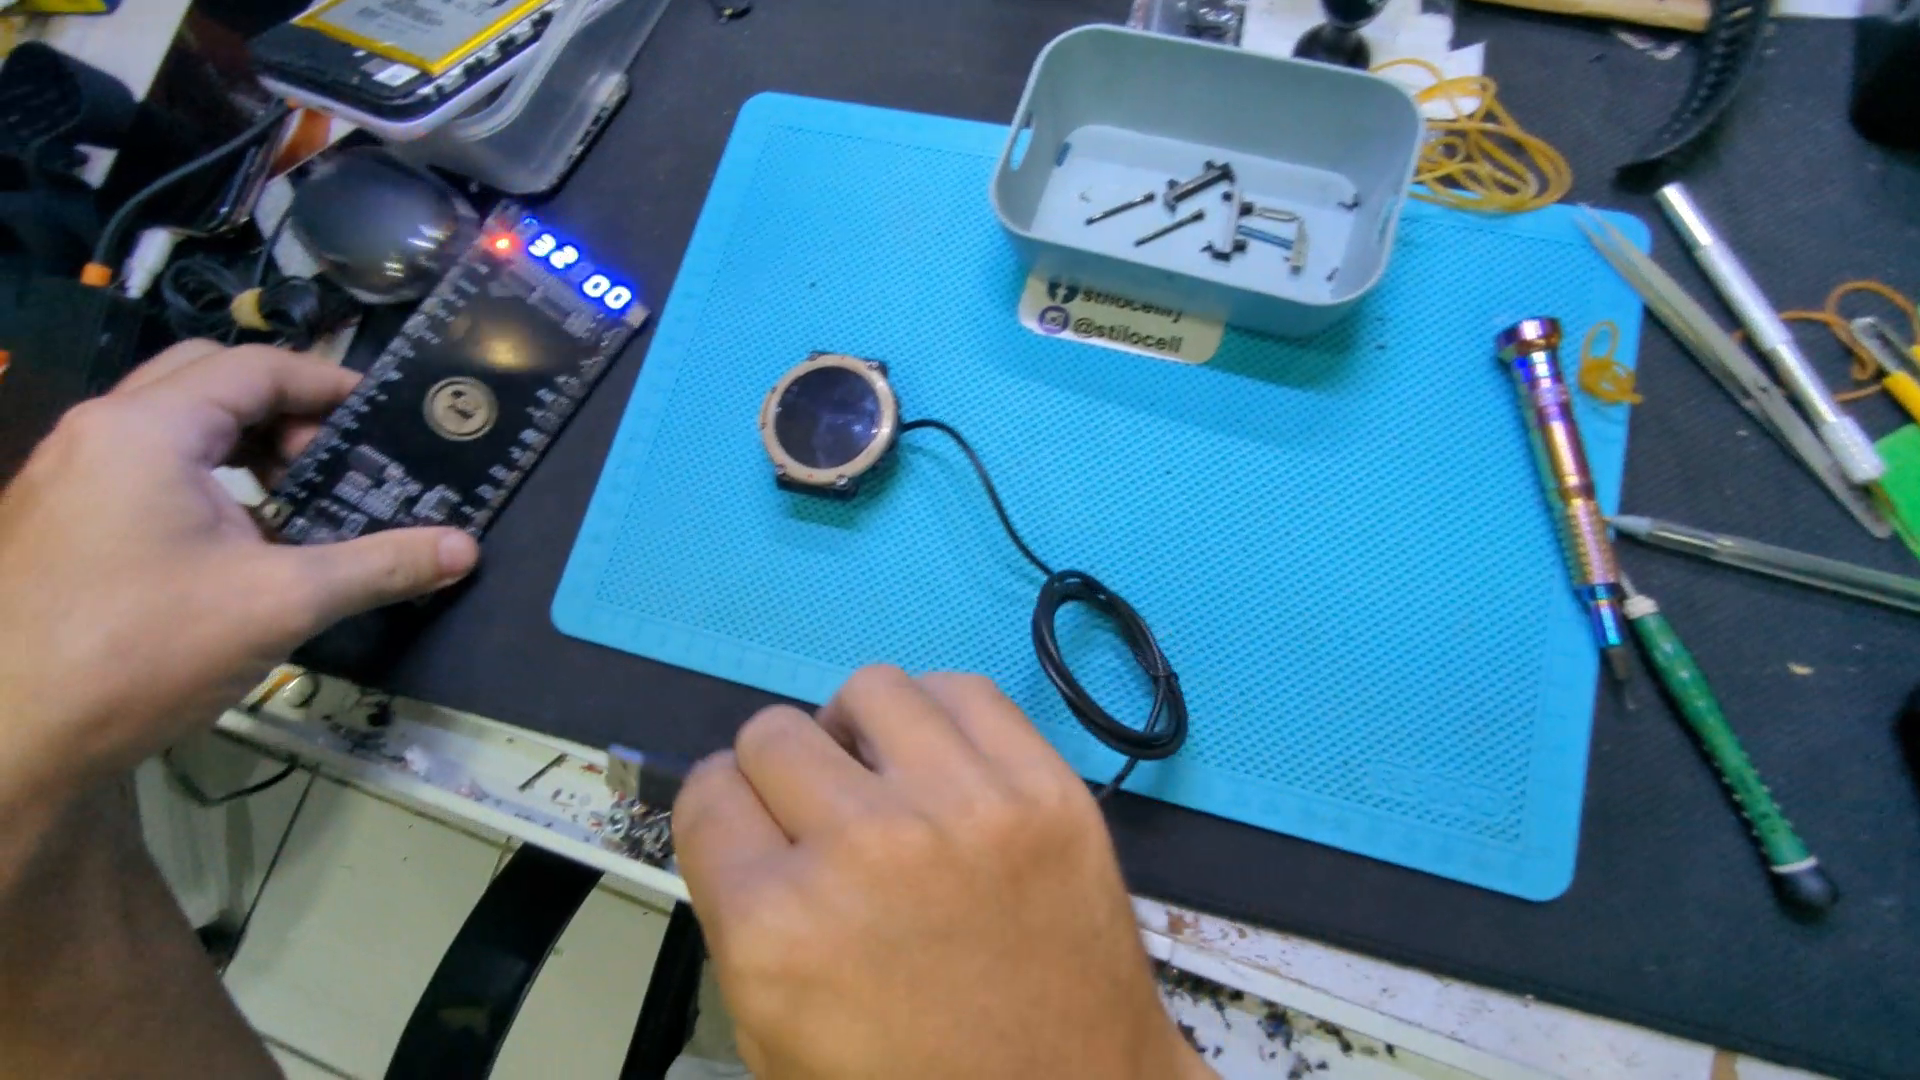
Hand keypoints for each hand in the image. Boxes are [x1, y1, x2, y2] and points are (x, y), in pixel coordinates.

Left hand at [0, 342, 478, 807]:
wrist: (2, 742)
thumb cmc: (140, 650)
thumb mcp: (284, 602)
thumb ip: (383, 565)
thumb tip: (465, 549)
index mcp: (144, 433)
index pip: (254, 369)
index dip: (331, 384)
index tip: (390, 419)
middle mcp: (100, 437)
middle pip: (210, 379)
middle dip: (289, 406)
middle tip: (343, 455)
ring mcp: (74, 479)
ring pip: (181, 423)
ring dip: (255, 443)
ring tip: (311, 494)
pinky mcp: (69, 522)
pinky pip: (158, 467)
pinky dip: (220, 477)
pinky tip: (260, 534)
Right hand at [673, 666, 1212, 1079]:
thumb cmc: (910, 1078)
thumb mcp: (776, 1030)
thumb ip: (742, 908)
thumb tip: (745, 808)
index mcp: (778, 927)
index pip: (708, 793)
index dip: (726, 805)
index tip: (754, 818)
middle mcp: (865, 845)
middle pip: (774, 732)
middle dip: (785, 769)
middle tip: (824, 805)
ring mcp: (965, 805)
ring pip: (871, 688)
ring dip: (862, 729)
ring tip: (887, 773)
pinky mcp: (1046, 785)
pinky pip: (966, 689)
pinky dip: (941, 714)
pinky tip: (948, 759)